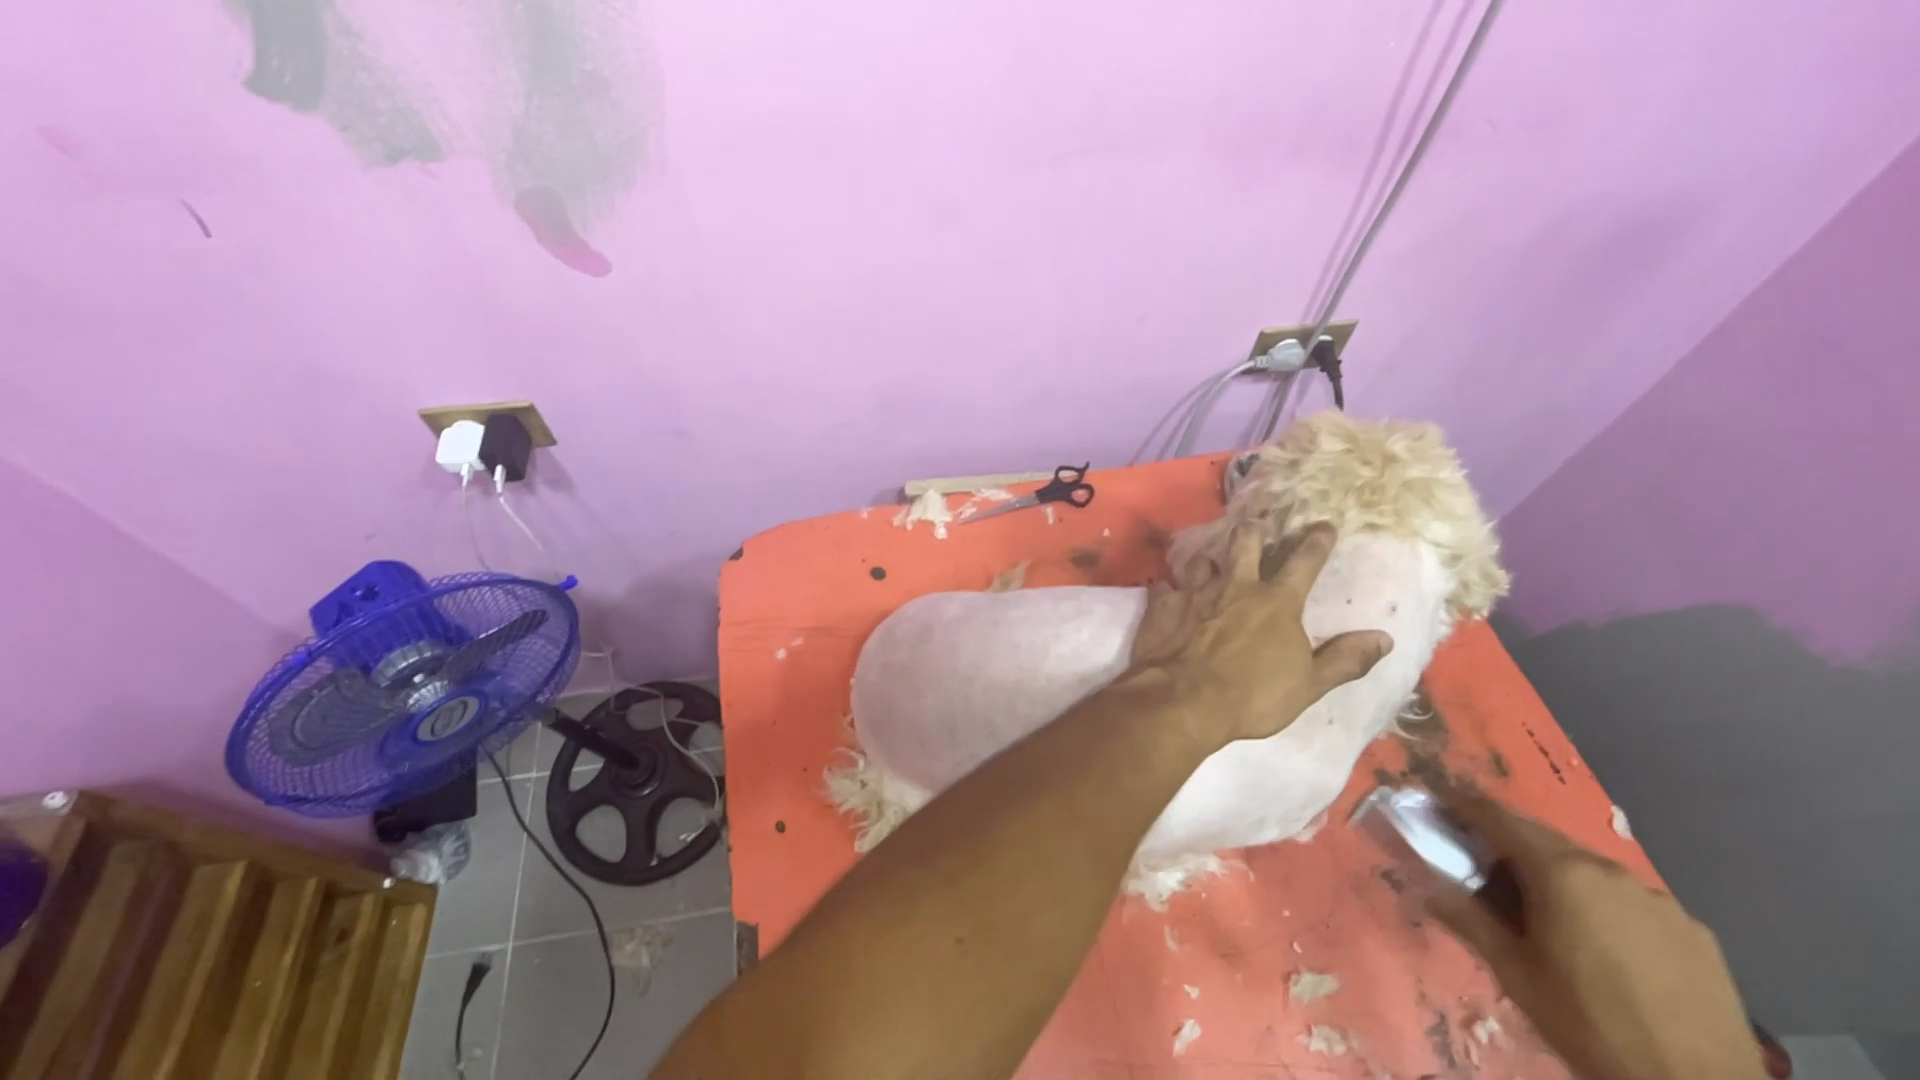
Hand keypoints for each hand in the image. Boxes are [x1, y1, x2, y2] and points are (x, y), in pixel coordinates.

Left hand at [1129, 522, 1392, 744]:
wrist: (1182, 700)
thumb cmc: (1252, 696)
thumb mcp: (1308, 685)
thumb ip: (1344, 659)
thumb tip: (1384, 638)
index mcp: (1277, 602)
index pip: (1304, 562)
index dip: (1316, 543)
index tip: (1324, 526)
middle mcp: (1236, 587)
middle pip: (1246, 544)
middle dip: (1254, 530)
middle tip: (1256, 522)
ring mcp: (1194, 593)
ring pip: (1202, 560)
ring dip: (1208, 561)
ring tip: (1209, 562)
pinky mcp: (1161, 606)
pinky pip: (1165, 588)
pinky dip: (1169, 590)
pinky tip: (1167, 594)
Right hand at [1429, 796, 1764, 1079]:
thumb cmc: (1588, 1023)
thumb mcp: (1514, 974)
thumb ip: (1468, 919)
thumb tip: (1428, 885)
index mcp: (1561, 873)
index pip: (1500, 819)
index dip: (1463, 805)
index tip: (1437, 803)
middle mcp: (1609, 870)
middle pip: (1544, 839)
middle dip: (1507, 843)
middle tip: (1480, 865)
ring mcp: (1657, 897)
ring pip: (1589, 870)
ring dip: (1556, 875)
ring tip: (1542, 913)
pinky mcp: (1693, 928)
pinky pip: (1631, 901)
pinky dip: (1602, 906)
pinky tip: (1603, 946)